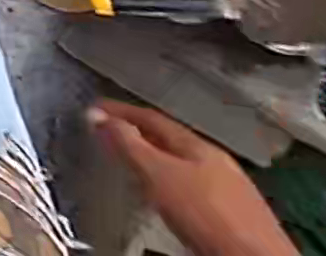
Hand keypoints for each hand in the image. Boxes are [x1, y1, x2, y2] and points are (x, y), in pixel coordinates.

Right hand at [88, 99, 298, 255]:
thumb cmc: (202, 211)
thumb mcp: (154, 171)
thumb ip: (125, 140)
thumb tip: (96, 114)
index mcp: (200, 147)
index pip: (152, 117)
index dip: (119, 110)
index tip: (91, 108)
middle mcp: (218, 163)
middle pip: (168, 139)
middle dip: (135, 133)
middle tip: (105, 132)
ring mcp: (231, 191)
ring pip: (180, 163)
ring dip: (150, 157)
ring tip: (126, 160)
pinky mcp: (234, 216)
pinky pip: (190, 184)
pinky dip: (166, 178)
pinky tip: (159, 191)